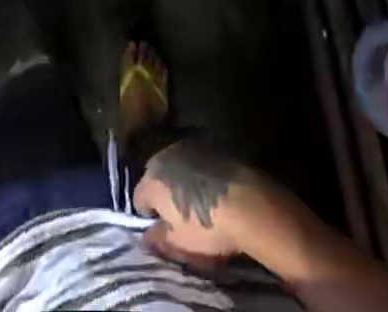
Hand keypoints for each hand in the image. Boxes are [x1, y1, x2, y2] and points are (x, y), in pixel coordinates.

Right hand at [132, 141, 285, 268]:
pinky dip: (202, 170)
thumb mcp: (177, 244)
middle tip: (179, 213)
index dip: (148, 215)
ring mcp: (192, 145)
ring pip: (179, 164)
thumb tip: (147, 233)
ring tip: (198, 197)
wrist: (248, 202)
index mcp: (152, 180)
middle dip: (163, 192)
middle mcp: (167, 155)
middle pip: (157, 175)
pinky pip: (200, 159)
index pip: (139, 198)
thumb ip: (155, 238)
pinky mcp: (215, 143)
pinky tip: (215, 186)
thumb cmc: (207, 228)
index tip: (162, 227)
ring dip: (182, 178)